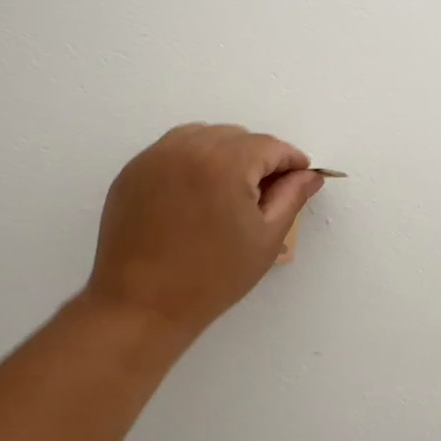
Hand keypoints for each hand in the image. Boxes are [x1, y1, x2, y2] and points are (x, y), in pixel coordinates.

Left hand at [83, 123, 324, 339]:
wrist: (142, 304)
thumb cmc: (211, 277)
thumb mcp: (265, 239)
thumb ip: (291, 197)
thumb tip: (308, 176)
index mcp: (225, 163)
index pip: (269, 146)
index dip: (291, 161)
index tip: (300, 179)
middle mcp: (186, 148)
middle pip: (236, 137)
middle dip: (257, 158)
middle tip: (265, 194)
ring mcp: (154, 157)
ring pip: (202, 137)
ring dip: (224, 155)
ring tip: (230, 194)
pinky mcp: (133, 172)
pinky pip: (172, 151)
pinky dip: (192, 162)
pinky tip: (198, 197)